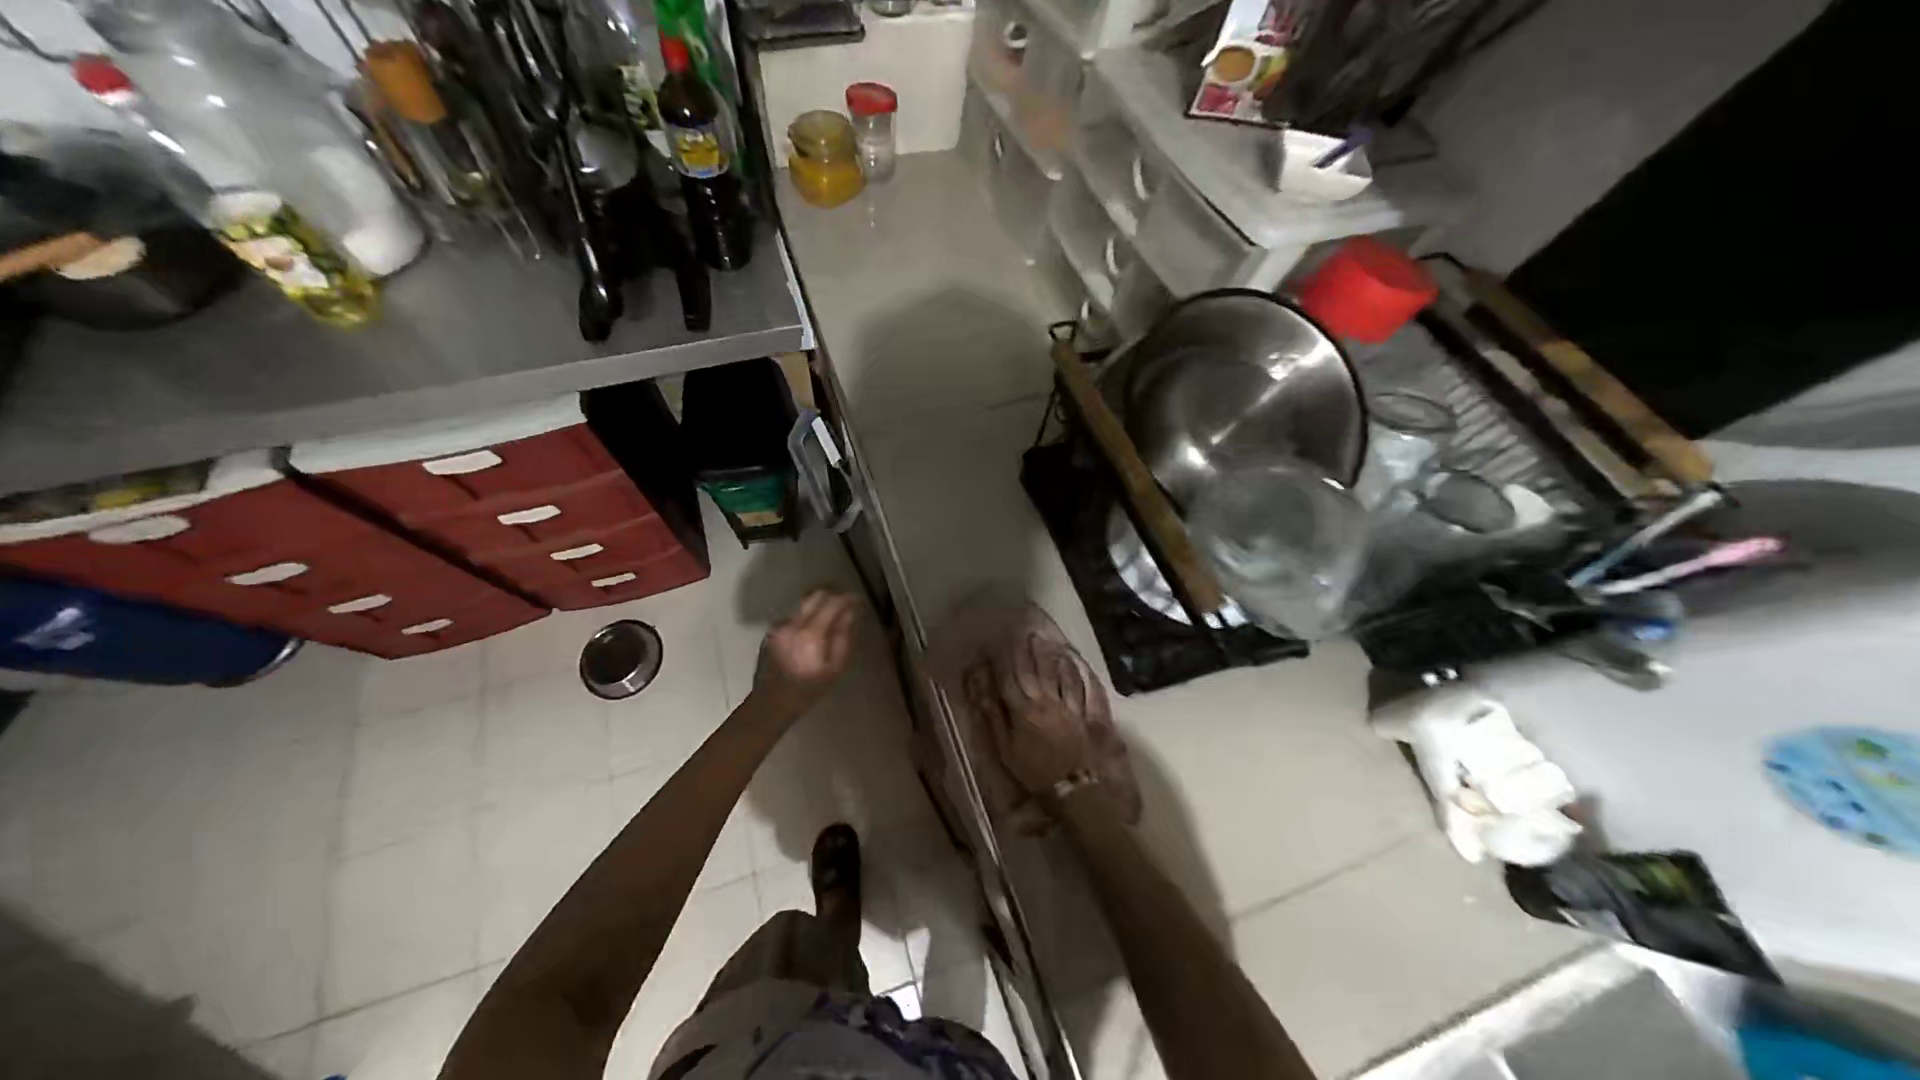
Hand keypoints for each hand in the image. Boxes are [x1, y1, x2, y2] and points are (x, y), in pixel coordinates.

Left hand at [749, 589, 857, 723]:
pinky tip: (812, 629)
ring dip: (819, 603)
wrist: (770, 704)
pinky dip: (806, 615)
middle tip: (846, 602)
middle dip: (833, 594)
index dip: (847, 598)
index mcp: (810, 634)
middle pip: (815, 595)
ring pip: (803, 603)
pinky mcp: (771, 631)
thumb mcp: (835, 669)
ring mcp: (779, 626)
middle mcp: (792, 624)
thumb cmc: (808, 691)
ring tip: (832, 614)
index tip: (858, 600)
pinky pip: (793, 615)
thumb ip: (843, 637)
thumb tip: (851, 613)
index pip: (832, 602)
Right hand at [976, 631, 1098, 796]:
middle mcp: (1048, 701)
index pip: (1011, 677)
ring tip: (1048, 640)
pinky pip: (1088, 687)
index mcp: (1024, 710)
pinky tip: (1078, 663)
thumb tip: (979, 690)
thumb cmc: (1036, 773)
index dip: (1005, 659)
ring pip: (1061, 674)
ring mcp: (1073, 705)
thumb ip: (993, 717)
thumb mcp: (1006, 749)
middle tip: (1027, 632)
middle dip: (1030, 650)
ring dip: (1053, 656)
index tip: (1000, 642)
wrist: (1077, 790)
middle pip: (1037, 670)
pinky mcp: (1093, 714)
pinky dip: (1082, 673)